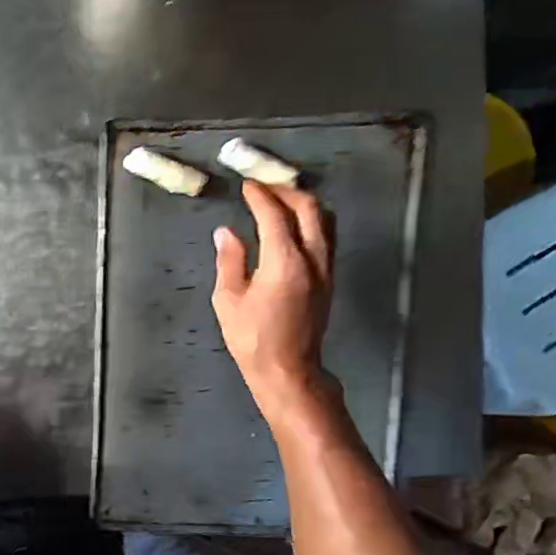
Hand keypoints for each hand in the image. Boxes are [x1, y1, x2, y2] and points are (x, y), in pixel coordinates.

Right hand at [211, 180, 337, 417]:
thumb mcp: (228, 300)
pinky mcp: (329, 278)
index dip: (260, 196)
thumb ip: (230, 261)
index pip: (274, 215)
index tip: (247, 186)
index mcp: (284, 262)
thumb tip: (226, 233)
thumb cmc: (252, 339)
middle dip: (286, 191)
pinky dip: (311, 220)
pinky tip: (294, 225)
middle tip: (264, 186)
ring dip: (304, 203)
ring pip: (324, 219)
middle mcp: (312, 258)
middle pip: (309, 208)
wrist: (288, 368)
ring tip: (282, 199)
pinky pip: (326, 235)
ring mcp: (326, 267)